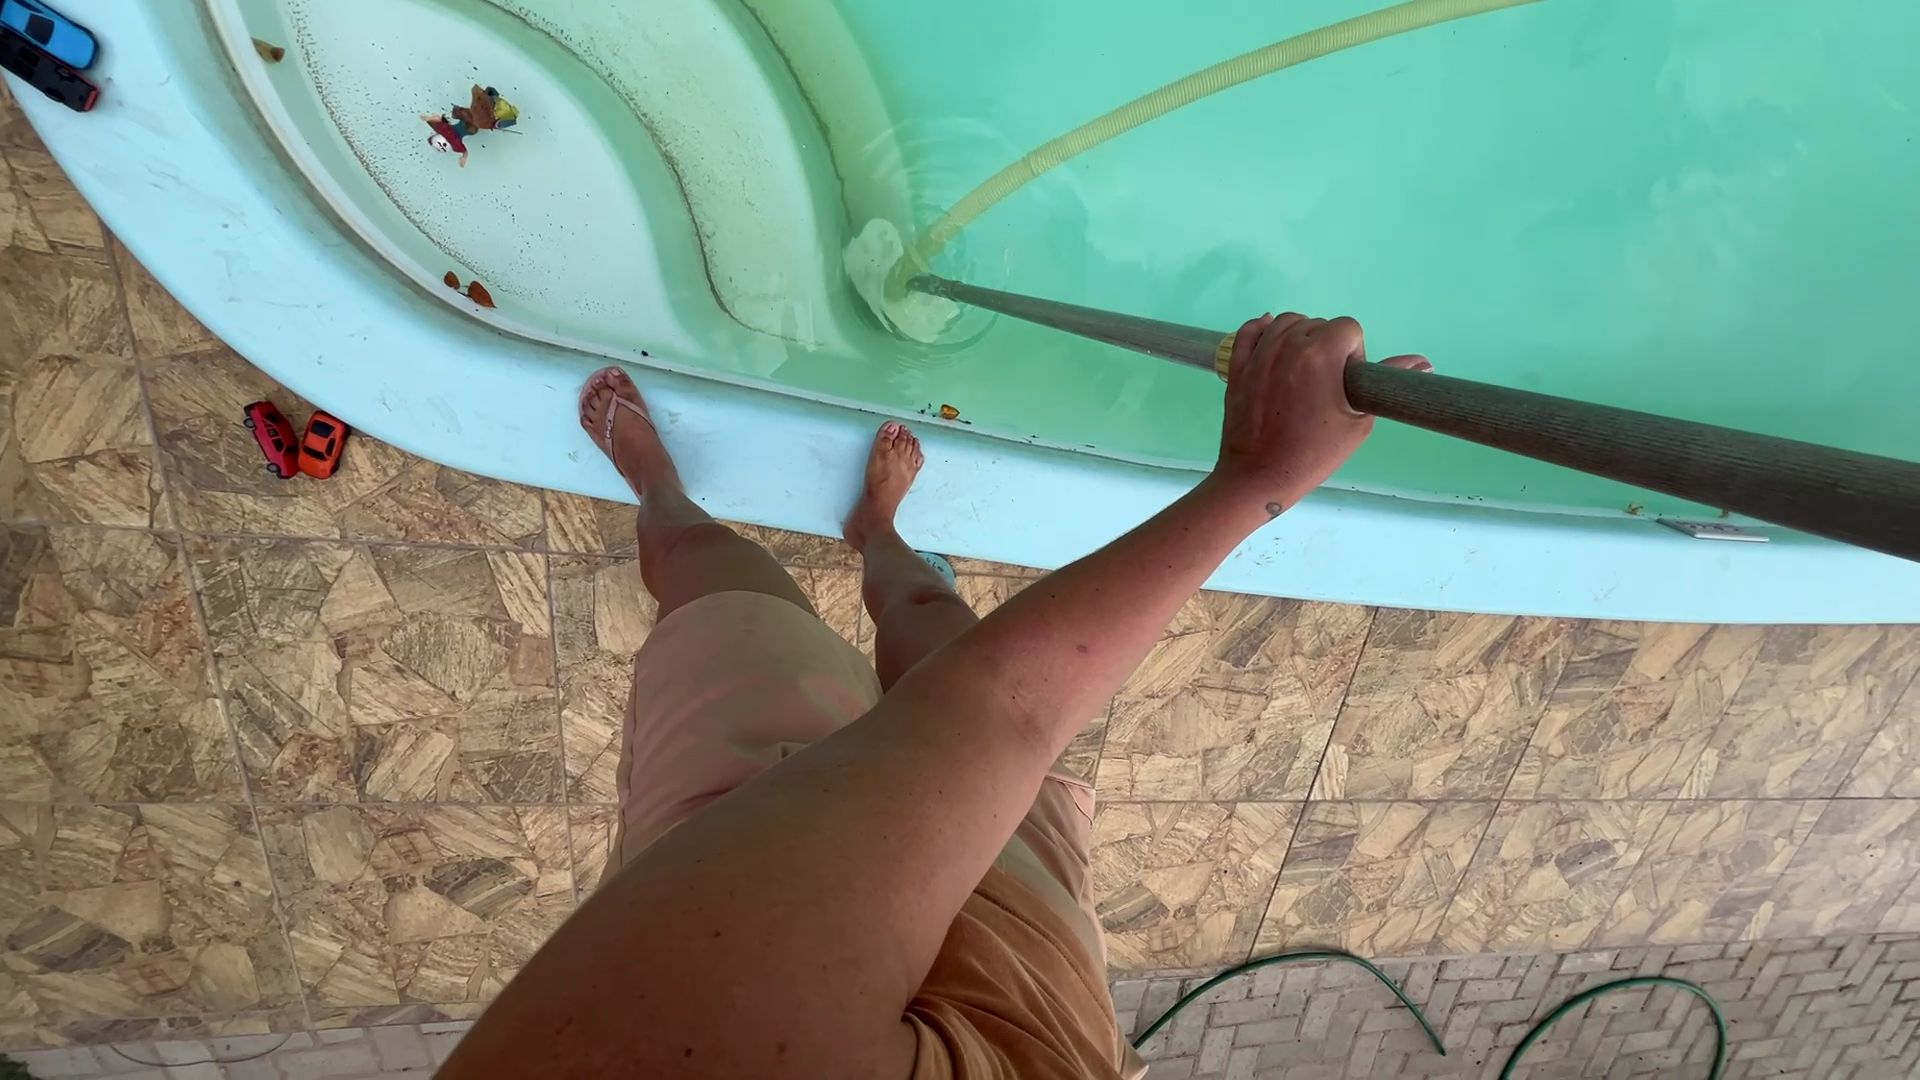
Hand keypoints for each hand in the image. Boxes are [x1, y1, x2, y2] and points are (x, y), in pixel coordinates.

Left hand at [1212, 312, 1431, 514]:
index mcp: (1320, 354)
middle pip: (1317, 324)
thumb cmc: (1313, 453)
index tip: (1344, 380)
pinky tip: (1272, 341)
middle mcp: (1286, 346)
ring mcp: (1258, 355)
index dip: (1353, 352)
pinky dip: (1261, 330)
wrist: (1259, 475)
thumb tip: (1423, 363)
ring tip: (1302, 369)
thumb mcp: (1359, 420)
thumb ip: (1386, 381)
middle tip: (1323, 382)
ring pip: (1284, 323)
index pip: (1348, 328)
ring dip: (1298, 337)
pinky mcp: (1237, 368)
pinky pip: (1248, 331)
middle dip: (1327, 346)